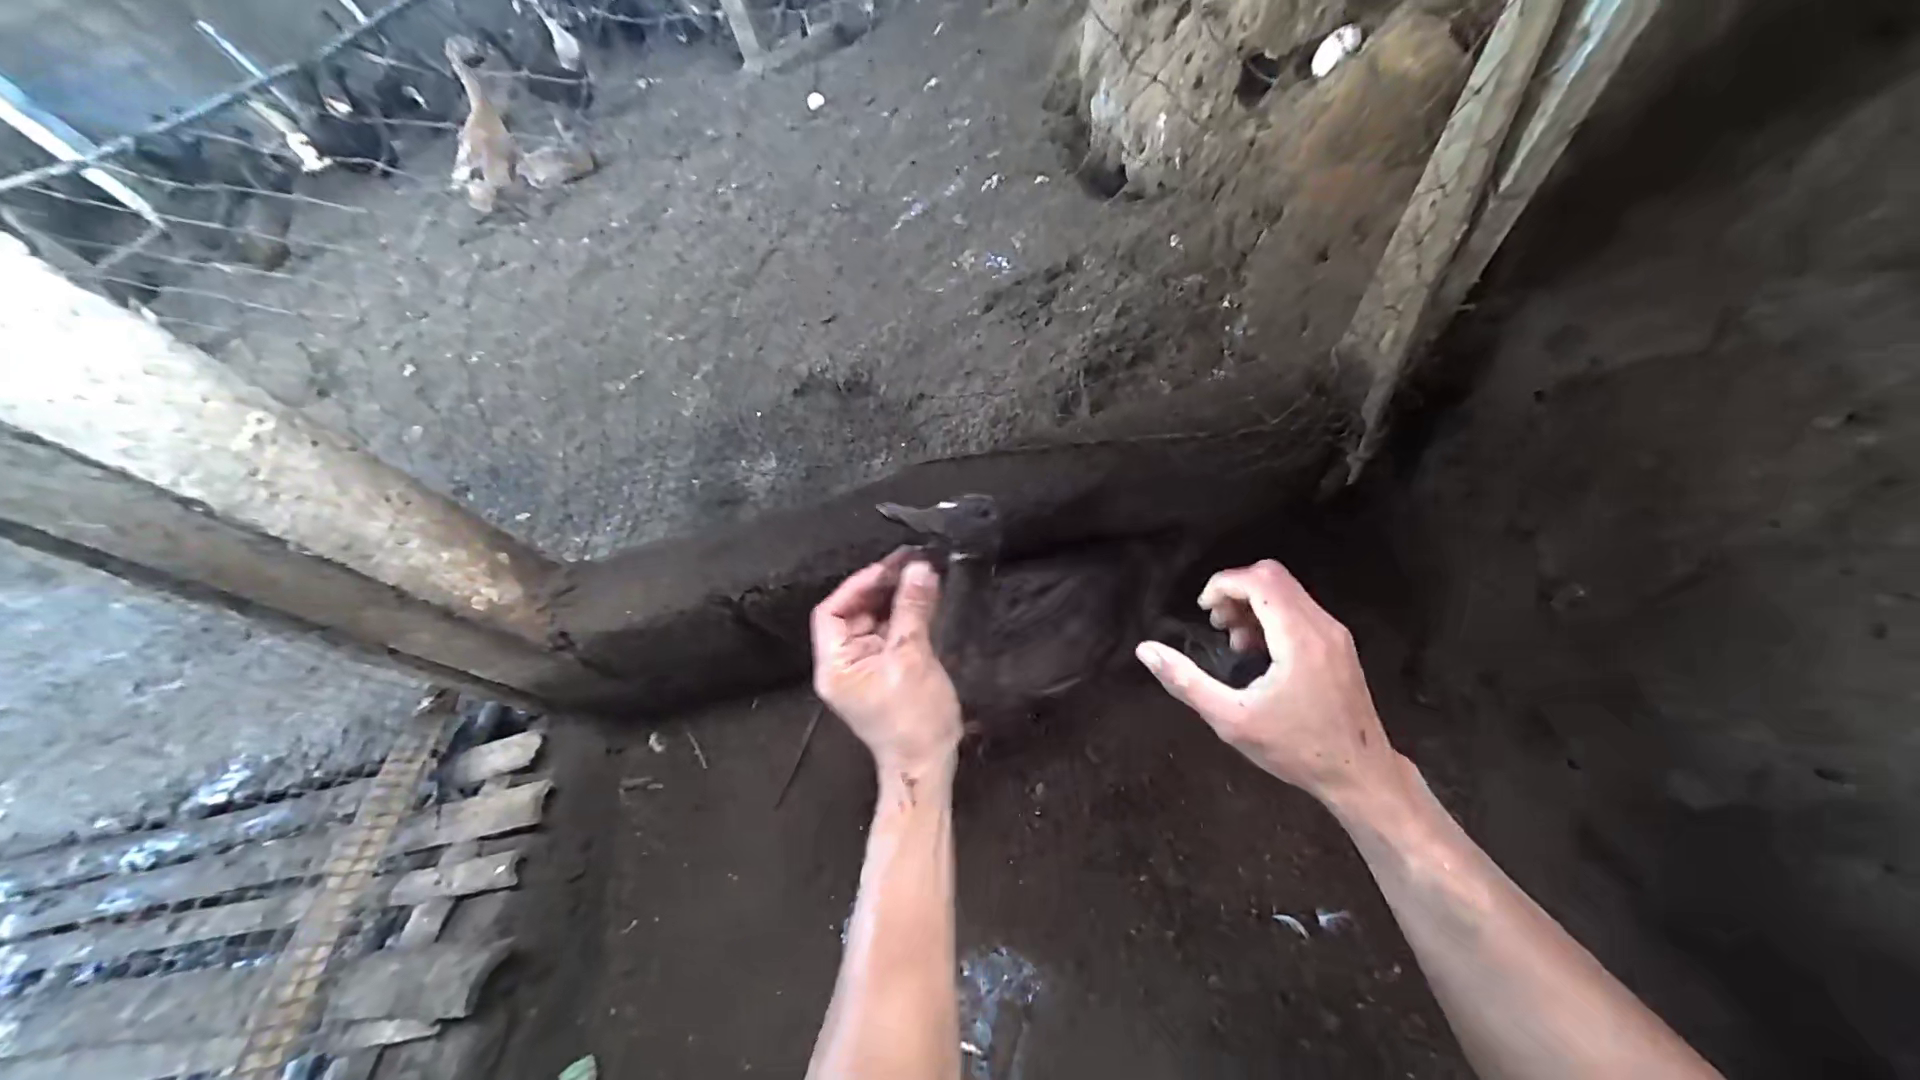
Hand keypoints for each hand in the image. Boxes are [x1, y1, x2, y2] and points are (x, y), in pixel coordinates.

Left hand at [811, 550, 963, 776]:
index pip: (831, 612)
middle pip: (854, 613)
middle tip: (911, 565)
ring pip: (875, 621)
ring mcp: (866, 667)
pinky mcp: (887, 670)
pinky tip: (925, 598)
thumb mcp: (912, 658)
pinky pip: (891, 634)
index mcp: (835, 664)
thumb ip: (913, 609)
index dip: (857, 586)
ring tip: (922, 575)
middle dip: (881, 588)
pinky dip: (906, 616)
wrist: (927, 765)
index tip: (889, 568)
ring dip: (896, 599)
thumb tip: (921, 568)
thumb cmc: (914, 718)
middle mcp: (844, 663)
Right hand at [1135, 559, 1395, 805]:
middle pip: (1273, 576)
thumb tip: (1145, 650)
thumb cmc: (1296, 750)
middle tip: (1217, 625)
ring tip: (1234, 642)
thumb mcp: (1231, 720)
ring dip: (1251, 603)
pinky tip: (1257, 652)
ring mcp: (1335, 634)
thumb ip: (1185, 681)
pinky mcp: (1338, 645)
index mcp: (1299, 638)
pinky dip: (1270, 615)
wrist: (1362, 777)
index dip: (1223, 584)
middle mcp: (1322, 626)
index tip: (1204, 612)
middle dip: (1235, 590)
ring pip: (1286, 591)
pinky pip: (1298, 609)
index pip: (1259, 580)